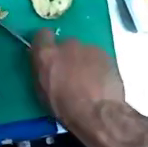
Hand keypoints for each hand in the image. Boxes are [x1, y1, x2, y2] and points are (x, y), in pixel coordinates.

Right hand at [30, 29, 147, 146]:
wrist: (97, 112)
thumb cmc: (65, 108)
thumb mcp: (44, 92)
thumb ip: (44, 72)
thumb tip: (47, 65)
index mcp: (47, 55)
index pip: (42, 35)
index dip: (46, 43)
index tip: (49, 53)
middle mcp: (67, 45)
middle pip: (66, 45)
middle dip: (68, 56)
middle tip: (72, 74)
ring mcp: (88, 48)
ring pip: (84, 51)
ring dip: (84, 61)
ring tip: (89, 81)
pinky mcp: (105, 54)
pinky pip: (98, 57)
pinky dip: (98, 66)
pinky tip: (101, 81)